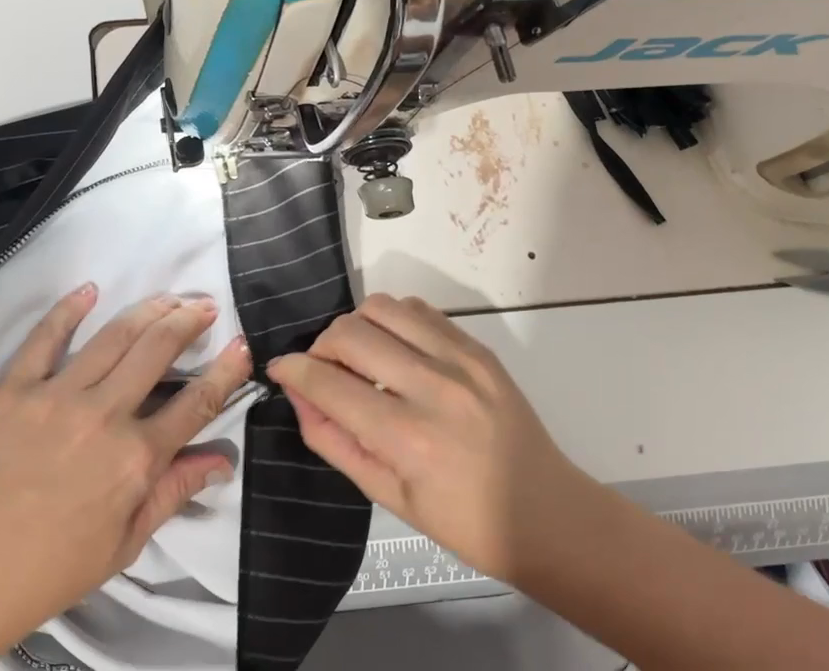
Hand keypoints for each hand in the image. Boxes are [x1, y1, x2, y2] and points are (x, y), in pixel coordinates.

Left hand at [0, 283, 252, 641]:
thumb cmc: (52, 567)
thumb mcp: (125, 542)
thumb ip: (172, 493)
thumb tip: (220, 461)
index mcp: (137, 458)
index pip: (194, 404)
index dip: (223, 372)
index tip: (241, 345)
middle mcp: (105, 414)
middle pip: (156, 352)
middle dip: (187, 322)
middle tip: (204, 306)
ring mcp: (58, 394)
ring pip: (112, 337)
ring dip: (146, 310)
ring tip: (168, 297)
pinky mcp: (16, 387)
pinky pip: (45, 338)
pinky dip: (68, 310)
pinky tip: (89, 291)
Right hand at [266, 294, 590, 583]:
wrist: (549, 515)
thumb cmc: (464, 522)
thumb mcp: (387, 496)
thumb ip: (333, 440)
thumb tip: (297, 395)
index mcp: (410, 439)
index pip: (329, 383)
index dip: (292, 371)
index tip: (279, 370)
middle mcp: (435, 390)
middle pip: (349, 333)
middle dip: (320, 347)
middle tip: (323, 371)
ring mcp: (462, 363)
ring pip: (381, 307)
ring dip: (355, 327)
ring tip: (359, 357)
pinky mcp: (479, 350)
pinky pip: (419, 310)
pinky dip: (393, 321)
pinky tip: (395, 350)